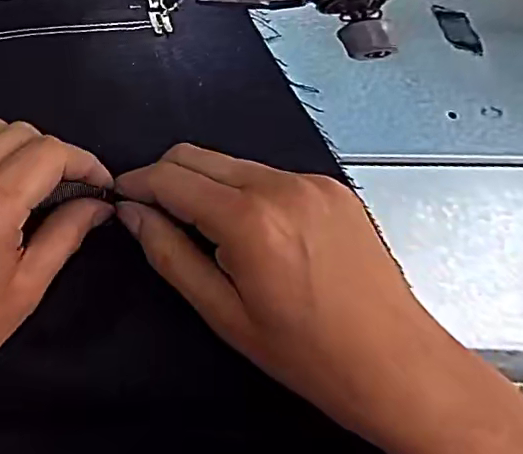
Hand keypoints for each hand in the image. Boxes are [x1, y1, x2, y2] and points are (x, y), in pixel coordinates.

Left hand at [0, 120, 112, 453]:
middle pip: (27, 133)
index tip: (101, 182)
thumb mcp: (28, 287)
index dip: (84, 161)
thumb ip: (68, 233)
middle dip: (57, 154)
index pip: (52, 153)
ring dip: (24, 145)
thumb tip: (100, 203)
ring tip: (34, 180)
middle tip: (69, 187)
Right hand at [116, 145, 522, 453]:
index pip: (172, 177)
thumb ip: (170, 255)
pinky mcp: (329, 183)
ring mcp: (308, 180)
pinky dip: (246, 189)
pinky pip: (269, 171)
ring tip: (207, 226)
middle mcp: (279, 185)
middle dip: (166, 175)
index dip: (138, 181)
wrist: (400, 366)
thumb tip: (133, 214)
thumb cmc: (312, 354)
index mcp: (249, 221)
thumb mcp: (225, 315)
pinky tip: (255, 228)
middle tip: (153, 208)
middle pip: (197, 155)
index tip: (122, 192)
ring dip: (206, 182)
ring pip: (232, 161)